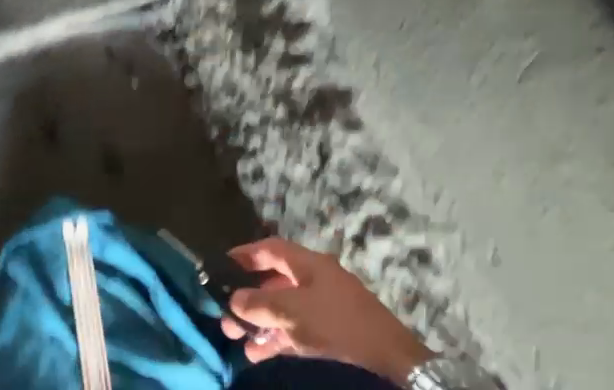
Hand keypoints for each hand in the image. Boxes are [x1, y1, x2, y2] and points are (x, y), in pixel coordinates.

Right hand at [220, 238, 434, 381]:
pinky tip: (258, 354)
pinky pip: (297, 331)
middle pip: (273, 283)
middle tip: (225, 313)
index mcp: (309, 264)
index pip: (269, 249)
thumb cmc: (337, 325)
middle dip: (247, 299)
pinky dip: (277, 339)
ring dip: (259, 324)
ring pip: (284, 310)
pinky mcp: (334, 335)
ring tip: (237, 339)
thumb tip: (233, 299)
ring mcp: (327, 309)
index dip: (244, 255)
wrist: (392, 363)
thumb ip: (258, 303)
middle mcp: (316, 281)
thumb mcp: (291, 312)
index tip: (221, 267)